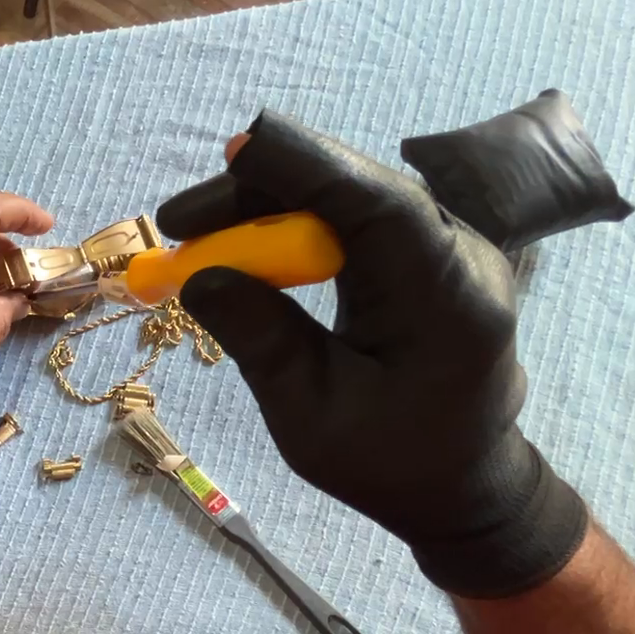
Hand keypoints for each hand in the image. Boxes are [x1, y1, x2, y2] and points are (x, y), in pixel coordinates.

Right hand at [167, 111, 586, 598]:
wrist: (457, 483)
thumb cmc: (384, 462)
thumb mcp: (307, 414)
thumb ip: (260, 340)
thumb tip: (199, 279)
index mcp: (443, 300)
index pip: (376, 205)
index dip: (304, 168)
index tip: (236, 149)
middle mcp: (457, 258)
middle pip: (354, 190)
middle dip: (260, 192)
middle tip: (177, 223)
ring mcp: (444, 252)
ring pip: (348, 197)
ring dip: (266, 207)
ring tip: (194, 237)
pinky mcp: (422, 259)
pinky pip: (351, 220)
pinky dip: (289, 224)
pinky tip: (243, 238)